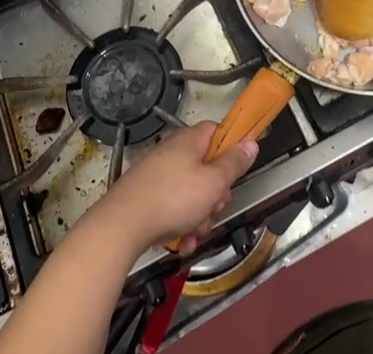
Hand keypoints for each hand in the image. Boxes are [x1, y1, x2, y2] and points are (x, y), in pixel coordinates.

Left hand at [87, 121, 256, 254]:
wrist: (121, 226)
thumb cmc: (173, 199)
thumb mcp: (213, 183)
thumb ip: (234, 163)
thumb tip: (251, 142)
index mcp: (189, 141)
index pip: (216, 130)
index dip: (230, 146)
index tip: (237, 167)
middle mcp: (171, 153)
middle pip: (205, 166)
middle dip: (215, 192)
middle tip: (217, 207)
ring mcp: (156, 175)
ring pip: (190, 192)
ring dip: (199, 215)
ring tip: (197, 232)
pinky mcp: (145, 197)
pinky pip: (172, 207)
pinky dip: (180, 224)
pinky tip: (182, 242)